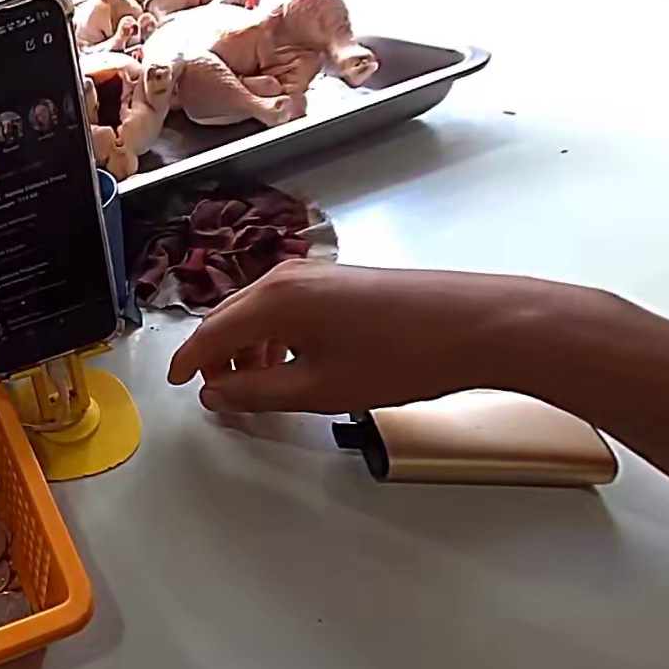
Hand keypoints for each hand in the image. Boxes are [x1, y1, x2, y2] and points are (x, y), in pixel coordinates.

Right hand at [165, 260, 590, 414]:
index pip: (209, 332)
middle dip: (215, 356)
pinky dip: (272, 335)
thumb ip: (254, 393)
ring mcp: (313, 273)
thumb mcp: (318, 388)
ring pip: (254, 312)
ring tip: (258, 383)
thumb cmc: (404, 358)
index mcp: (273, 301)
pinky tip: (291, 361)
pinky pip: (283, 307)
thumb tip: (214, 394)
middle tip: (219, 392)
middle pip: (227, 317)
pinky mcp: (337, 279)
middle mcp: (285, 278)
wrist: (491, 324)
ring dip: (245, 347)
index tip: (177, 383)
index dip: (188, 361)